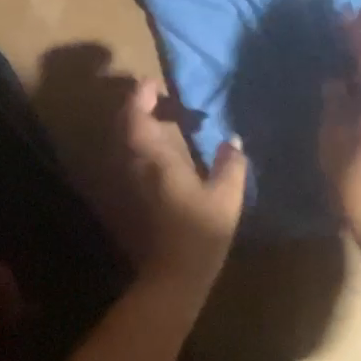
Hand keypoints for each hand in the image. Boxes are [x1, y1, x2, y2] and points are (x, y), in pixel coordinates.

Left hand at [116, 79, 247, 288]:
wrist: (174, 274)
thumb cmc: (201, 233)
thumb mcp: (226, 197)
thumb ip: (230, 164)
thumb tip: (232, 140)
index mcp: (155, 159)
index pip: (137, 116)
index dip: (142, 96)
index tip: (156, 85)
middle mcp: (136, 167)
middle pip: (127, 127)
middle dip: (140, 109)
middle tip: (164, 101)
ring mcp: (132, 185)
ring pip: (129, 146)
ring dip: (143, 130)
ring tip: (169, 124)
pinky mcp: (134, 201)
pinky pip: (135, 163)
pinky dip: (146, 151)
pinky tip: (169, 156)